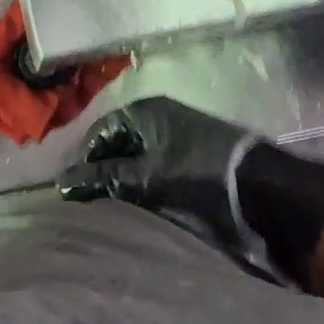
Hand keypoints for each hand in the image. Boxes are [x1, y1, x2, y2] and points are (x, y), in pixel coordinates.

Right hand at [58, 96, 323, 287]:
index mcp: (146, 112)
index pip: (100, 132)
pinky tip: (142, 209)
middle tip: (91, 205)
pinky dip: (146, 186)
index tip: (73, 192)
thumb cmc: (198, 176)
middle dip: (103, 172)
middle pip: (119, 144)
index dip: (84, 160)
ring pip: (139, 159)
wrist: (262, 189)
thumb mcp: (146, 178)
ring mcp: (181, 136)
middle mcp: (161, 117)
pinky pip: (159, 169)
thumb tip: (62, 184)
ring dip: (126, 182)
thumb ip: (103, 179)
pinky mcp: (196, 158)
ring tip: (114, 211)